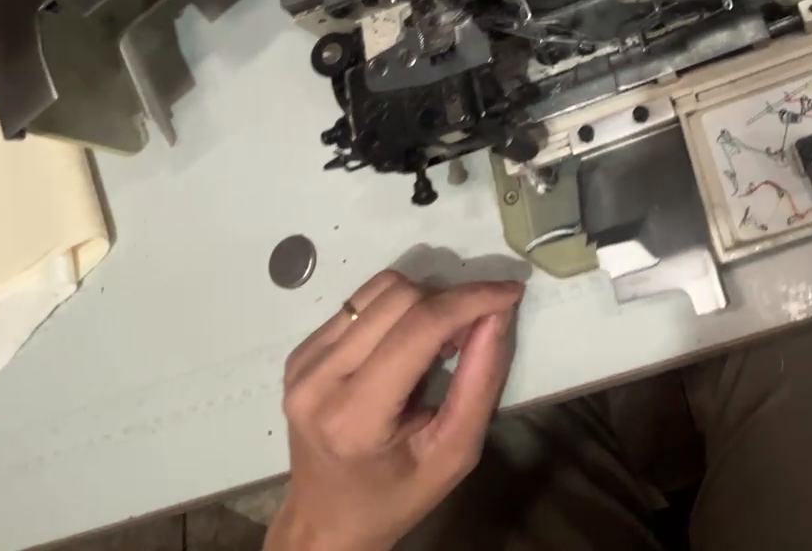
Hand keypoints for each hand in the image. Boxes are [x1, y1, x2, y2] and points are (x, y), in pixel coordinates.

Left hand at [268, 270, 523, 550]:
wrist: (326, 521)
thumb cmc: (398, 494)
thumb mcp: (455, 452)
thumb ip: (481, 380)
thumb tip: (497, 312)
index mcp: (355, 417)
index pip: (420, 328)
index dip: (470, 300)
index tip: (510, 292)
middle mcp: (319, 380)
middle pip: (401, 297)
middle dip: (451, 302)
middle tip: (473, 332)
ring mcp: (304, 361)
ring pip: (382, 289)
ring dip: (425, 300)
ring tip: (440, 341)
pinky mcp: (301, 350)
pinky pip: (362, 301)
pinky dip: (398, 309)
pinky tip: (407, 343)